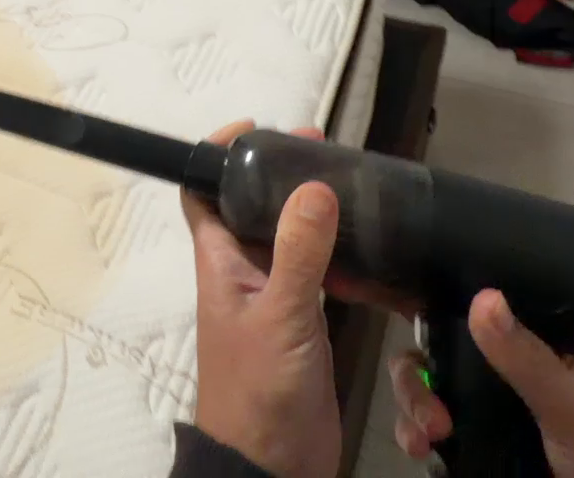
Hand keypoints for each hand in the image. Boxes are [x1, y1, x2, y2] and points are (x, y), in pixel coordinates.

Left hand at [183, 121, 341, 477]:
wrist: (271, 467)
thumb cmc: (260, 386)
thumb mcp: (281, 313)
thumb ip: (298, 253)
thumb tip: (313, 187)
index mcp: (220, 258)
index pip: (203, 190)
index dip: (218, 155)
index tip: (255, 129)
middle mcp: (241, 268)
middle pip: (253, 206)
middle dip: (281, 176)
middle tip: (325, 152)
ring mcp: (272, 294)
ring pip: (289, 239)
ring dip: (314, 215)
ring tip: (354, 189)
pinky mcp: (301, 322)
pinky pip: (318, 275)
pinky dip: (339, 259)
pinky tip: (370, 250)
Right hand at [389, 289, 573, 477]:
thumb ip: (529, 359)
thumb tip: (483, 293)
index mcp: (534, 351)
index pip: (468, 312)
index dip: (426, 305)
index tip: (388, 304)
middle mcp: (503, 378)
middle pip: (434, 355)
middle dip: (415, 378)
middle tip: (428, 413)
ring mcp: (490, 418)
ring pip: (427, 393)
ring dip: (411, 407)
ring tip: (421, 439)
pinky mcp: (479, 454)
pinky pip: (432, 435)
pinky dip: (414, 436)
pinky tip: (418, 450)